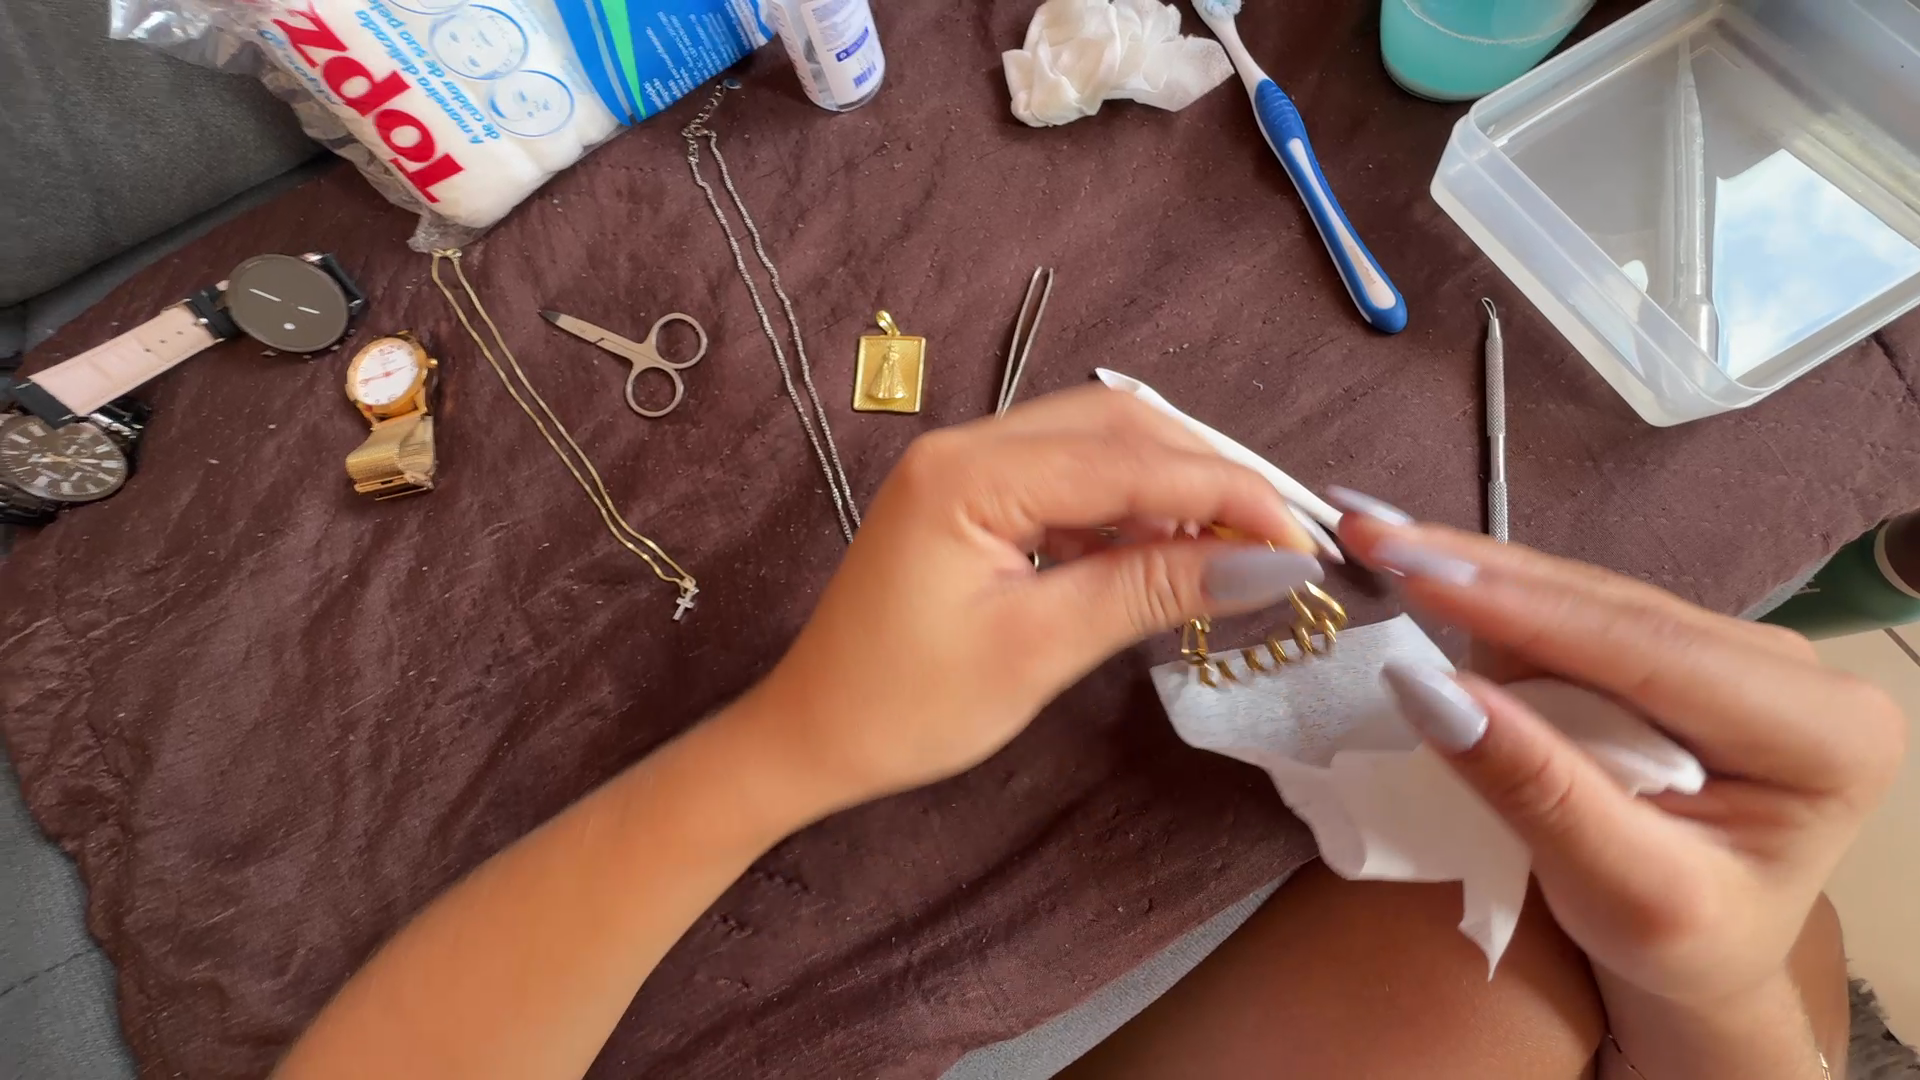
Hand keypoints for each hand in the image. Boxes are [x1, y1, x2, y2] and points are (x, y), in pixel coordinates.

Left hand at [734, 386, 1320, 808]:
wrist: (816, 733)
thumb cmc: (908, 706)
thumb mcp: (1038, 649)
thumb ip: (1150, 589)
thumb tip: (1269, 564)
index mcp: (967, 473)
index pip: (1125, 459)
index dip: (1225, 492)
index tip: (1301, 543)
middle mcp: (965, 445)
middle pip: (1113, 427)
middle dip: (1203, 472)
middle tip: (1273, 536)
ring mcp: (965, 467)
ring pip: (1094, 446)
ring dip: (1168, 485)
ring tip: (1229, 544)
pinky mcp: (971, 498)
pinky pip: (1066, 480)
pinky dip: (1124, 508)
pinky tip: (1159, 546)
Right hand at [1330, 488, 1906, 1008]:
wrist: (1690, 948)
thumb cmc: (1676, 940)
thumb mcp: (1621, 892)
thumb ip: (1533, 789)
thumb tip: (1426, 690)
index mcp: (1817, 731)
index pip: (1642, 650)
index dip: (1514, 607)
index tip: (1407, 571)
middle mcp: (1770, 665)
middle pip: (1592, 602)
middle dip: (1467, 568)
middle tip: (1362, 529)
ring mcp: (1698, 645)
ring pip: (1559, 592)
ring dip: (1456, 568)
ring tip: (1368, 534)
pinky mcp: (1635, 645)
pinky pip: (1541, 605)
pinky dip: (1465, 587)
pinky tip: (1409, 560)